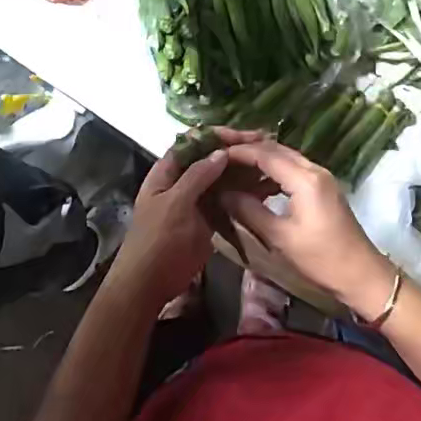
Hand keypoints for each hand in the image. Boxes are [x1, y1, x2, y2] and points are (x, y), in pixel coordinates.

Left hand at [105, 128, 262, 310]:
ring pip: (221, 179)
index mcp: (167, 171)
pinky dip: (243, 194)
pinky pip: (226, 201)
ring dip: (243, 171)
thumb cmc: (156, 240)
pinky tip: (265, 189)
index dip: (218, 136)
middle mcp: (182, 181)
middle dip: (235, 151)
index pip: (194, 142)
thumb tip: (222, 153)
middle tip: (266, 146)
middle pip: (210, 158)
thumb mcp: (175, 203)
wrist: (149, 284)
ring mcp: (196, 201)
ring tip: (270, 164)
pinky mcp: (208, 220)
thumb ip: (197, 176)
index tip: (245, 136)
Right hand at [218, 140, 397, 319]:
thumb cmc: (322, 259)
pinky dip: (273, 172)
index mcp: (304, 179)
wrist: (363, 277)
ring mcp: (321, 177)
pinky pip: (293, 169)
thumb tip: (222, 194)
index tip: (215, 155)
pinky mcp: (323, 188)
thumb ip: (249, 210)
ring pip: (284, 158)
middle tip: (220, 156)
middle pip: (275, 149)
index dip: (238, 152)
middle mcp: (314, 170)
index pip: (265, 154)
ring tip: (233, 170)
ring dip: (260, 160)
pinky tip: (256, 185)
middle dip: (248, 150)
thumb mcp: (280, 237)